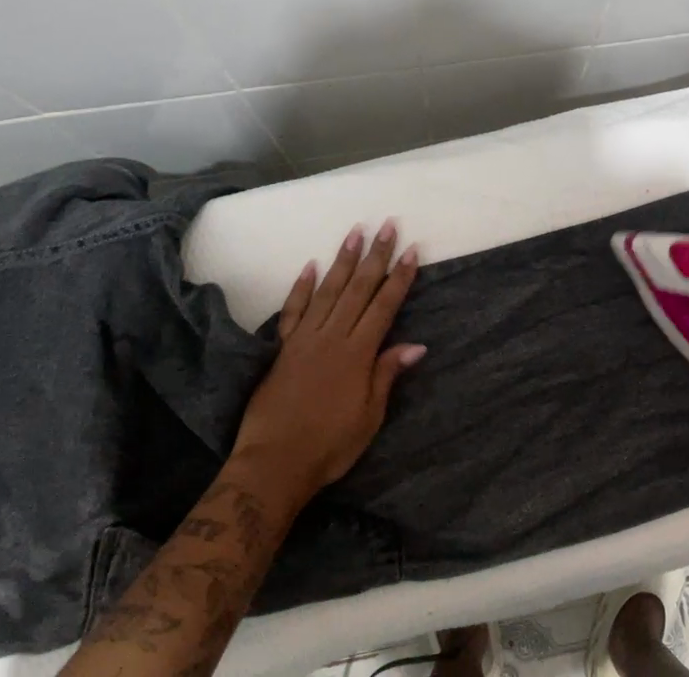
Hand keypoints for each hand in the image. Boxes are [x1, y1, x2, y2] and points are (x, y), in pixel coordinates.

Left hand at [232, 221, 425, 496]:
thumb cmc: (329, 446)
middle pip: (358, 289)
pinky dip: (302, 286)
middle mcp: (332, 338)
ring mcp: (304, 339)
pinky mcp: (282, 348)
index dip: (400, 278)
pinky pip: (293, 309)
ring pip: (328, 291)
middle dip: (376, 256)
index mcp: (357, 355)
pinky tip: (311, 266)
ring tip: (355, 232)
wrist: (273, 462)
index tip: (412, 251)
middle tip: (388, 226)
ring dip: (342, 260)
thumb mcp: (369, 417)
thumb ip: (387, 375)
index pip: (384, 307)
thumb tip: (415, 344)